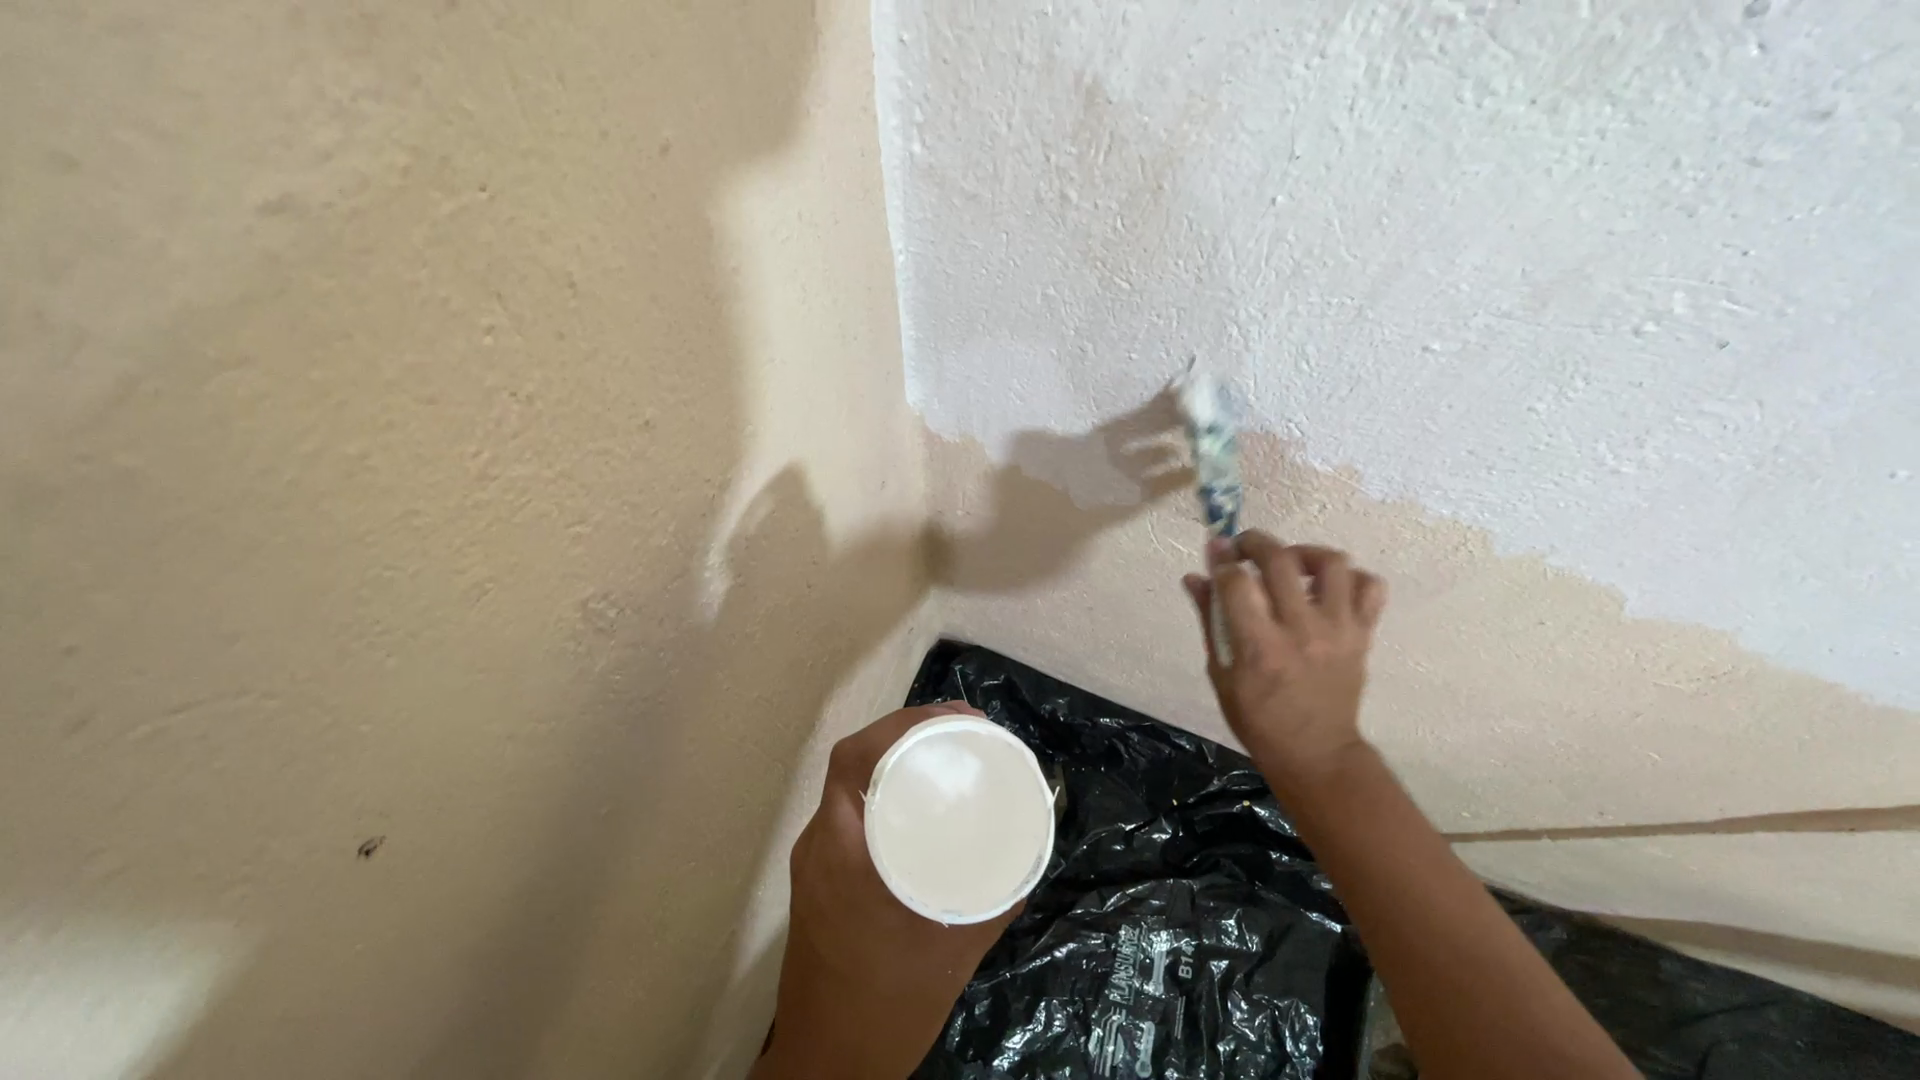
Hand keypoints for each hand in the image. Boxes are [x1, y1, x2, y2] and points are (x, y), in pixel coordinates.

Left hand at [753, 703, 1021, 1079]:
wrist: (827, 1063)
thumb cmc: (886, 1005)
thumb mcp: (954, 951)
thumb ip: (996, 899)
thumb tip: (1029, 850)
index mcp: (840, 852)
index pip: (855, 758)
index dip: (903, 723)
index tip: (959, 720)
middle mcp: (817, 845)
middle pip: (853, 762)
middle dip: (907, 733)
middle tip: (965, 734)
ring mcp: (812, 862)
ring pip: (848, 785)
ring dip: (893, 759)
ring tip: (948, 757)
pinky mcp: (816, 879)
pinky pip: (849, 813)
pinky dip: (883, 793)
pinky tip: (919, 807)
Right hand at [1182, 531, 1387, 789]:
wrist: (1315, 752)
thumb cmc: (1257, 719)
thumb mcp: (1221, 674)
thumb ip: (1211, 620)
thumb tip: (1196, 577)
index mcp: (1259, 648)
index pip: (1237, 582)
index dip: (1221, 560)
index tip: (1214, 551)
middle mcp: (1302, 632)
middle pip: (1280, 561)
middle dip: (1254, 542)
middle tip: (1243, 547)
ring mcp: (1339, 631)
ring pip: (1331, 563)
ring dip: (1304, 552)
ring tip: (1289, 563)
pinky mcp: (1363, 635)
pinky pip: (1370, 587)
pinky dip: (1349, 577)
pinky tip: (1326, 586)